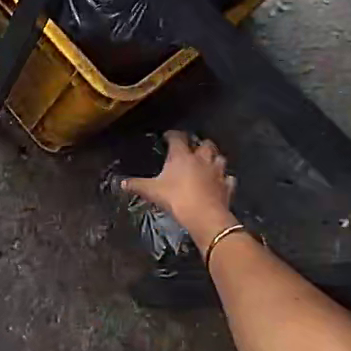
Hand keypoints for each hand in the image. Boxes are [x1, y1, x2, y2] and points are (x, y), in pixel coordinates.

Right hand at [122, 131, 236, 246]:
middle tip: (192, 149)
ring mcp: (217, 172)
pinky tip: (221, 182)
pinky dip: (225, 179)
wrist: (204, 215)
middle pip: (204, 144)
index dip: (172, 135)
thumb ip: (137, 185)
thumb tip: (122, 183)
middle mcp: (202, 159)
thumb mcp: (152, 191)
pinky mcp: (227, 186)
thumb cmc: (176, 198)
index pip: (177, 138)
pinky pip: (228, 179)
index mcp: (182, 156)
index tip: (168, 137)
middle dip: (199, 144)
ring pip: (219, 158)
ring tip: (208, 163)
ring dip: (214, 159)